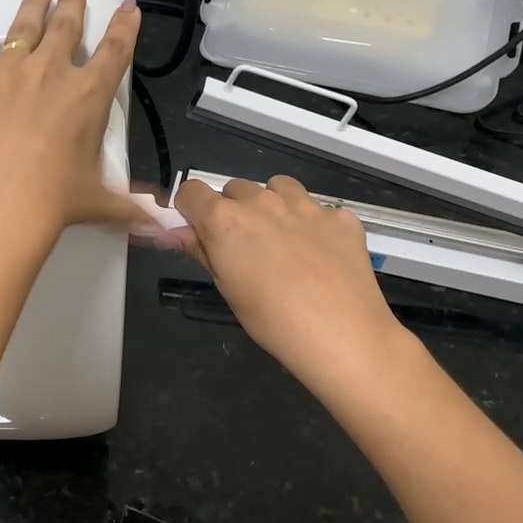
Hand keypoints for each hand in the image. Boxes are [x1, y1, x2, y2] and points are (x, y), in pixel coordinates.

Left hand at [0, 0, 141, 248]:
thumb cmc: (52, 201)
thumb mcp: (99, 202)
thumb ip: (131, 208)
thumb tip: (162, 226)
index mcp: (88, 95)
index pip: (115, 51)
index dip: (124, 27)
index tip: (128, 7)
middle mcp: (51, 73)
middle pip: (67, 26)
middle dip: (74, 1)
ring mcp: (9, 72)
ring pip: (24, 26)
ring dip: (35, 2)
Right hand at [172, 176, 407, 376]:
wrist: (343, 335)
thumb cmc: (272, 320)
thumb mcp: (227, 288)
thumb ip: (202, 251)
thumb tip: (179, 232)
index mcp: (224, 220)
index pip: (192, 191)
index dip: (191, 210)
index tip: (199, 230)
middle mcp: (261, 202)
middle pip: (235, 188)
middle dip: (233, 210)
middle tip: (245, 247)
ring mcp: (305, 205)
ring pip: (277, 187)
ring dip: (272, 205)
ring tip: (283, 240)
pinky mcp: (340, 217)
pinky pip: (317, 208)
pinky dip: (312, 224)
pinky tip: (320, 255)